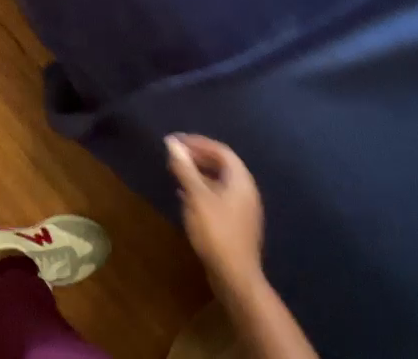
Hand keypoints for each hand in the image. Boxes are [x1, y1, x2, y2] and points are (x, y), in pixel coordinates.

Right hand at [167, 133, 264, 286]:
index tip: (176, 141)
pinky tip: (185, 197)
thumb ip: (185, 169)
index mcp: (240, 181)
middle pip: (222, 165)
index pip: (221, 151)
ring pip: (219, 183)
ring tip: (177, 173)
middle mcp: (246, 192)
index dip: (198, 143)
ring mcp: (242, 210)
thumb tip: (172, 143)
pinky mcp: (235, 224)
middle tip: (175, 156)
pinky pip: (218, 198)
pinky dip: (201, 191)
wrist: (235, 276)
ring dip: (198, 174)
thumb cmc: (216, 232)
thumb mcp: (197, 197)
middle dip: (198, 157)